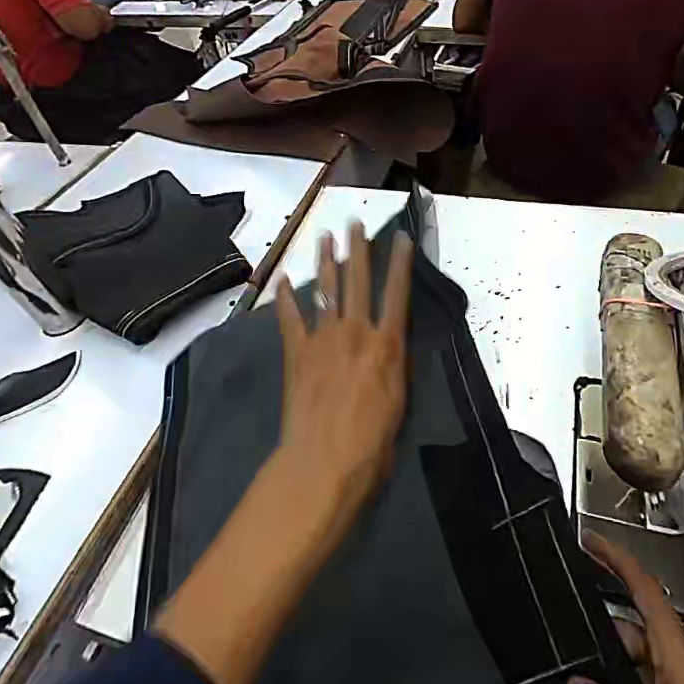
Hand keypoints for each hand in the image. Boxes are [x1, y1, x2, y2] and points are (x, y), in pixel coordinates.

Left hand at [272, 223, 413, 508]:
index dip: (400, 264)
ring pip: (326, 290)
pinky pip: (290, 318)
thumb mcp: (398, 403)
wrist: (323, 460)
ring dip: (326, 261)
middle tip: (354, 222)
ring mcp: (323, 339)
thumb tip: (390, 349)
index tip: (400, 237)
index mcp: (387, 346)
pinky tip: (284, 279)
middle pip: (358, 281)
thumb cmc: (372, 444)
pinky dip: (286, 298)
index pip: (397, 295)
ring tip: (325, 237)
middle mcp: (356, 333)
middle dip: (358, 249)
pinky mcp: (297, 351)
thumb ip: (394, 368)